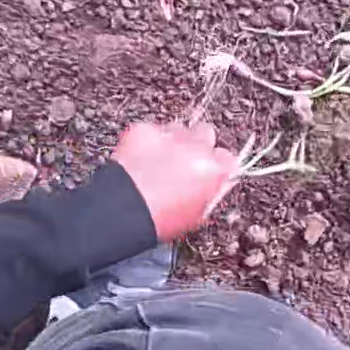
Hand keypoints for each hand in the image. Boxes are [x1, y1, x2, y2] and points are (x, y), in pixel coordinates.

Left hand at [111, 122, 238, 241]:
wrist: (122, 211)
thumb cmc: (159, 220)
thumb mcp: (197, 215)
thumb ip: (212, 192)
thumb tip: (218, 182)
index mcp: (214, 170)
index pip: (227, 157)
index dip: (216, 164)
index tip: (209, 169)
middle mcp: (196, 147)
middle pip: (206, 132)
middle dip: (197, 144)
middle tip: (183, 161)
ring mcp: (170, 135)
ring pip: (179, 128)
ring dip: (173, 141)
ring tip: (158, 160)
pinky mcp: (144, 129)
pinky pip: (151, 130)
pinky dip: (147, 141)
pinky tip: (140, 158)